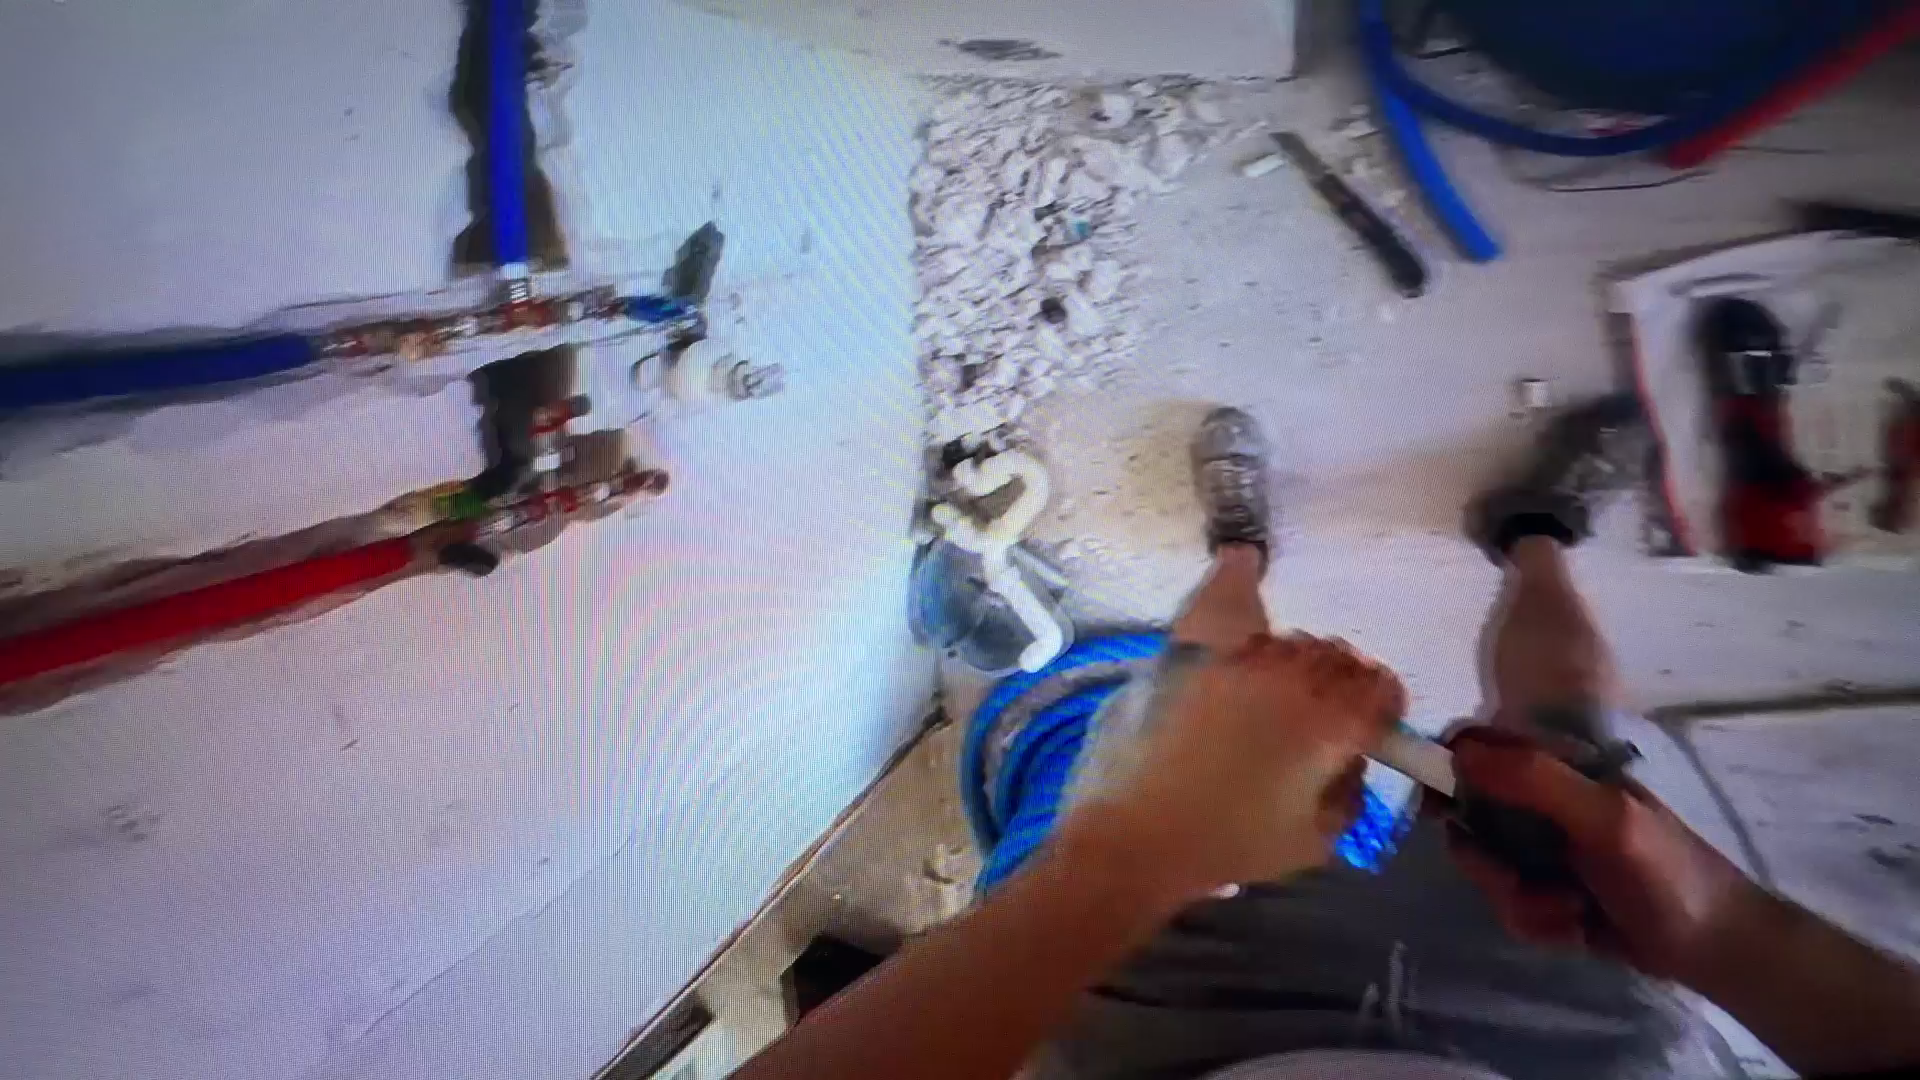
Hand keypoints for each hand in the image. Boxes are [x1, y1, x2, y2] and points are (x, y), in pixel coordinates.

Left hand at [1062, 633, 1405, 903]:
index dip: (1383, 701)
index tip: (1374, 719)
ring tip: (1283, 691)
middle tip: (1329, 706)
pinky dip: (1253, 642)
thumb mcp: (1317, 837)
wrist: (1143, 826)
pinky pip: (1238, 633)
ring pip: (1289, 642)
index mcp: (1328, 721)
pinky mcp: (1193, 657)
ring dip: (1298, 661)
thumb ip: (1348, 791)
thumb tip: (1350, 758)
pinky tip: (1244, 653)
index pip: (1378, 686)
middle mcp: (1287, 678)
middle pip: (1334, 656)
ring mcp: (1237, 661)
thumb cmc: (1233, 841)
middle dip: (1342, 679)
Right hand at [1447, 729, 1764, 985]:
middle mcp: (1531, 801)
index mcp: (1548, 768)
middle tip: (1514, 881)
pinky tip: (1572, 929)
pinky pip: (1502, 900)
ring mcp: (1533, 846)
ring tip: (1565, 913)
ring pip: (1479, 862)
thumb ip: (1536, 779)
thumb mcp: (1607, 819)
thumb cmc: (1670, 875)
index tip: (1439, 809)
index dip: (1442, 770)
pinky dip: (1534, 921)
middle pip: (1461, 813)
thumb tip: (1457, 753)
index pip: (1470, 746)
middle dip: (1483, 858)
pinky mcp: (1537, 887)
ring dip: (1514, 897)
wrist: (1724, 954)